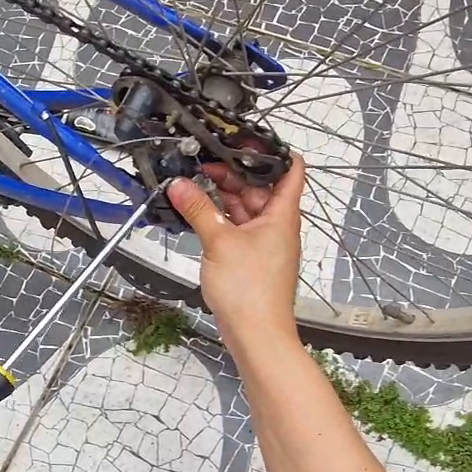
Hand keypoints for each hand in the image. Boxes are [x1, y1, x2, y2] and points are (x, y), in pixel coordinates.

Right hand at [168, 157, 306, 352]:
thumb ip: (199, 210)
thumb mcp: (219, 242)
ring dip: (222, 197)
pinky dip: (219, 219)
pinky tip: (197, 214)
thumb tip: (181, 186)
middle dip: (232, 174)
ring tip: (193, 187)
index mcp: (282, 215)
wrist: (256, 333)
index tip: (245, 139)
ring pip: (244, 208)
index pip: (290, 169)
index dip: (271, 150)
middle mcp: (277, 226)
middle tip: (202, 165)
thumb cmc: (251, 293)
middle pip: (258, 187)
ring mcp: (264, 243)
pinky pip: (236, 228)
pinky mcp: (250, 258)